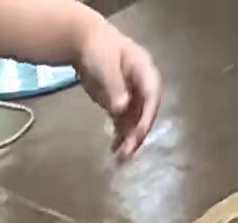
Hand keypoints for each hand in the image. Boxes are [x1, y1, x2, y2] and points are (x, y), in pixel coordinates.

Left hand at [74, 19, 161, 160]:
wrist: (86, 45)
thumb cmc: (99, 51)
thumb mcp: (106, 67)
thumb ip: (115, 88)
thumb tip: (123, 108)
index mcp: (144, 71)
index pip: (151, 97)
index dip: (146, 117)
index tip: (137, 135)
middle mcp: (141, 86)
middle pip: (145, 113)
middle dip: (137, 135)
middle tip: (126, 155)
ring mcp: (131, 96)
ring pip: (134, 122)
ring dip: (128, 141)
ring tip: (119, 160)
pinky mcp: (119, 104)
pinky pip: (123, 124)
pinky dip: (119, 137)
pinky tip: (113, 151)